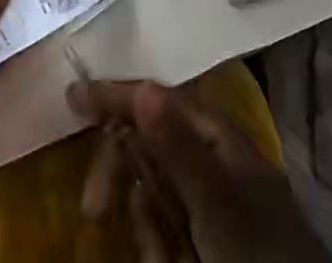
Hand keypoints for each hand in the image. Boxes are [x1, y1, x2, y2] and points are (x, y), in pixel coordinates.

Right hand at [69, 79, 325, 261]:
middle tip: (92, 207)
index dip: (117, 96)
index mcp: (220, 141)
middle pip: (147, 143)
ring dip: (133, 213)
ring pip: (148, 186)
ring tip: (140, 246)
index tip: (73, 97)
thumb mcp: (217, 202)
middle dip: (117, 172)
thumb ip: (178, 145)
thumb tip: (143, 86)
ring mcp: (205, 204)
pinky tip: (163, 258)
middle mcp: (210, 164)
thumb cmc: (258, 254)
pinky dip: (152, 239)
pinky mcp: (198, 239)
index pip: (160, 100)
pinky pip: (159, 224)